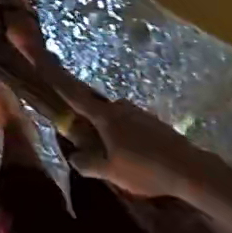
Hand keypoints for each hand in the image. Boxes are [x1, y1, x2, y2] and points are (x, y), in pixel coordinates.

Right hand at [62, 87, 231, 199]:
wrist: (187, 168)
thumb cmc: (144, 170)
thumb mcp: (111, 171)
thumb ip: (89, 163)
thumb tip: (73, 156)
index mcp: (106, 117)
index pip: (76, 96)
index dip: (58, 80)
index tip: (44, 61)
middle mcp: (121, 108)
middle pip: (96, 109)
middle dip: (89, 120)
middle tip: (86, 139)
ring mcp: (139, 113)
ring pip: (115, 117)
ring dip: (110, 130)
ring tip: (113, 154)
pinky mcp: (153, 122)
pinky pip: (130, 124)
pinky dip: (125, 134)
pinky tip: (132, 154)